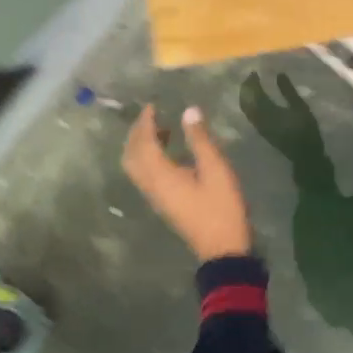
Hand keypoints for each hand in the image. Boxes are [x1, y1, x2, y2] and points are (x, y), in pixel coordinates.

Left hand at [123, 105, 252, 261]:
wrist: (222, 247)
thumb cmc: (222, 206)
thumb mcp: (216, 169)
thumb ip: (200, 140)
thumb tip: (189, 111)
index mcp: (162, 175)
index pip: (143, 143)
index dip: (145, 122)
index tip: (153, 104)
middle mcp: (152, 185)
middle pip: (131, 156)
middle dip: (137, 133)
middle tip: (151, 115)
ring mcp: (156, 196)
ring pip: (136, 167)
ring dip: (141, 145)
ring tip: (161, 128)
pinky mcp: (163, 202)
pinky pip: (145, 174)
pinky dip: (149, 157)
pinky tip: (169, 151)